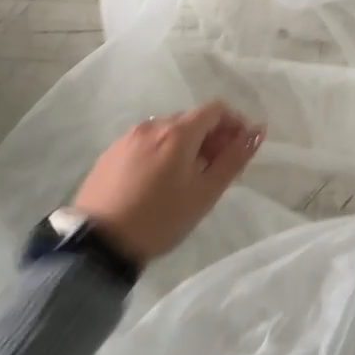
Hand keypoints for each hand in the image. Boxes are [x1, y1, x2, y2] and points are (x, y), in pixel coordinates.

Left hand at [70, 101, 264, 261]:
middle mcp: (153, 125)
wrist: (96, 245)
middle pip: (192, 119)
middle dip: (211, 137)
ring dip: (185, 145)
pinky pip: (145, 143)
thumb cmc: (160, 219)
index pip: (216, 109)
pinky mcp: (110, 154)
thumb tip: (258, 130)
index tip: (238, 150)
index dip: (234, 124)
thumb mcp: (204, 193)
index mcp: (178, 132)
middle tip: (215, 170)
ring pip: (167, 131)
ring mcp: (127, 138)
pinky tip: (156, 183)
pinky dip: (160, 153)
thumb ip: (234, 159)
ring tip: (185, 179)